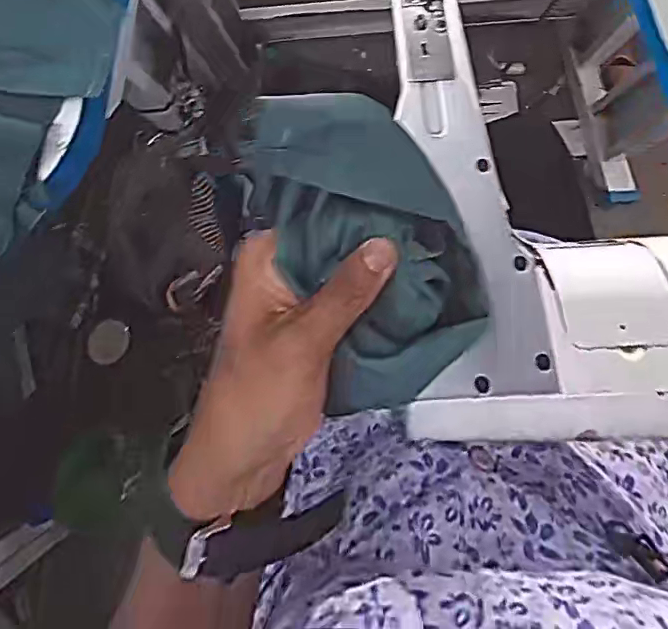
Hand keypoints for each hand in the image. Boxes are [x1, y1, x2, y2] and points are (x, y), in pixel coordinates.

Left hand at [166, 231, 396, 520]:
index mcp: (265, 260)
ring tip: (425, 252)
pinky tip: (411, 286)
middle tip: (421, 228)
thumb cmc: (253, 399)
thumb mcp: (301, 342)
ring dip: (381, 268)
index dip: (356, 209)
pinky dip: (378, 296)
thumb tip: (385, 246)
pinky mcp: (323, 324)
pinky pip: (356, 299)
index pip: (315, 216)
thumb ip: (344, 293)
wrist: (242, 465)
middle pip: (336, 241)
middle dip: (374, 239)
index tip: (398, 202)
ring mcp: (305, 298)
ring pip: (349, 270)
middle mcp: (284, 270)